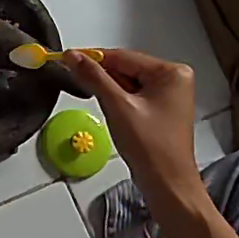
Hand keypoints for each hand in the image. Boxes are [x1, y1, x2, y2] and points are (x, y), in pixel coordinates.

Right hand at [63, 48, 208, 219]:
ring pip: (124, 80)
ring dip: (105, 87)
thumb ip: (94, 77)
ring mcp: (167, 94)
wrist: (166, 182)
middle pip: (124, 66)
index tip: (65, 58)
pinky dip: (114, 97)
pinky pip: (130, 93)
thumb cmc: (150, 145)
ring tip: (91, 96)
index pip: (122, 56)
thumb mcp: (117, 105)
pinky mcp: (158, 107)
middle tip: (72, 76)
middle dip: (99, 74)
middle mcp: (173, 79)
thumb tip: (72, 56)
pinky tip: (106, 106)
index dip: (91, 58)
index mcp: (171, 73)